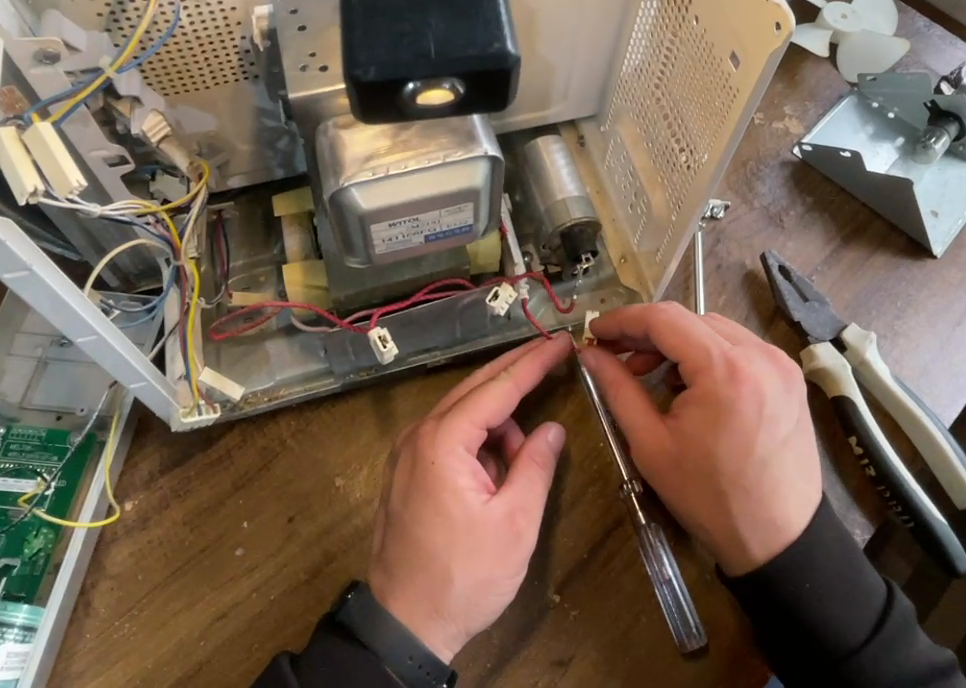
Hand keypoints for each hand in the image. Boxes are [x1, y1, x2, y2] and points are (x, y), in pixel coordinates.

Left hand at [368, 336, 572, 661]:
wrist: (403, 625)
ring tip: (522, 463)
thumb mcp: (514, 524)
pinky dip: (479, 438)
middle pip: (476, 387)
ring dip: (499, 420)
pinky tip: (498, 467)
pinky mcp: (406, 469)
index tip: (561, 340)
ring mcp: (408, 450)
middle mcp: (420, 433)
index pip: (498, 387)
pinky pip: (450, 435)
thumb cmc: (463, 577)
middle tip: (554, 353)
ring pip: (463, 412)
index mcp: (444, 440)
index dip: (534, 362)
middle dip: (517, 371)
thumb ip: (535, 466)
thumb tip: (552, 428)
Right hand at [579, 302, 821, 575]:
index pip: (664, 319)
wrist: (780, 541)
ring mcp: (780, 363)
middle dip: (648, 333)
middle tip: (617, 357)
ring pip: (715, 329)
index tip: (595, 332)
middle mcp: (759, 354)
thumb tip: (589, 354)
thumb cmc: (709, 498)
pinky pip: (740, 347)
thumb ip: (618, 389)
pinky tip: (689, 384)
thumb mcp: (651, 445)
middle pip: (689, 319)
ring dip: (679, 342)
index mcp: (725, 369)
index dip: (623, 320)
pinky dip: (708, 354)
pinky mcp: (790, 377)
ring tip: (651, 374)